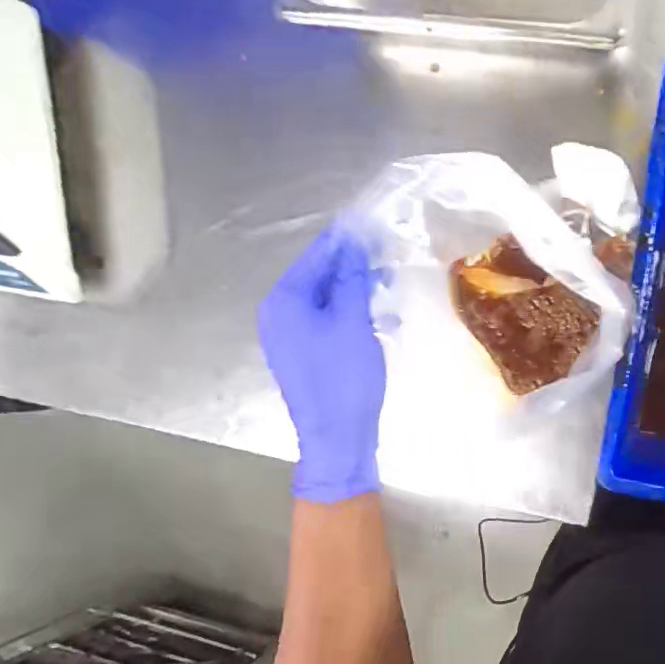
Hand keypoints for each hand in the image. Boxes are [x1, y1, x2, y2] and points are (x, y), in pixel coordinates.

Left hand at [260, 224, 382, 500]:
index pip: (317, 257)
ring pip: (324, 303)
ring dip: (354, 295)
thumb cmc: (345, 377)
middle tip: (387, 261)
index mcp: (284, 300)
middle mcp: (277, 314)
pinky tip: (373, 322)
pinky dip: (348, 318)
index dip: (346, 241)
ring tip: (386, 293)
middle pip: (318, 278)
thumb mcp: (353, 322)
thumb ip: (351, 280)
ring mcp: (288, 338)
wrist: (336, 437)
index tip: (373, 225)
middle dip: (352, 269)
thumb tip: (354, 245)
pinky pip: (325, 325)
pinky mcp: (303, 358)